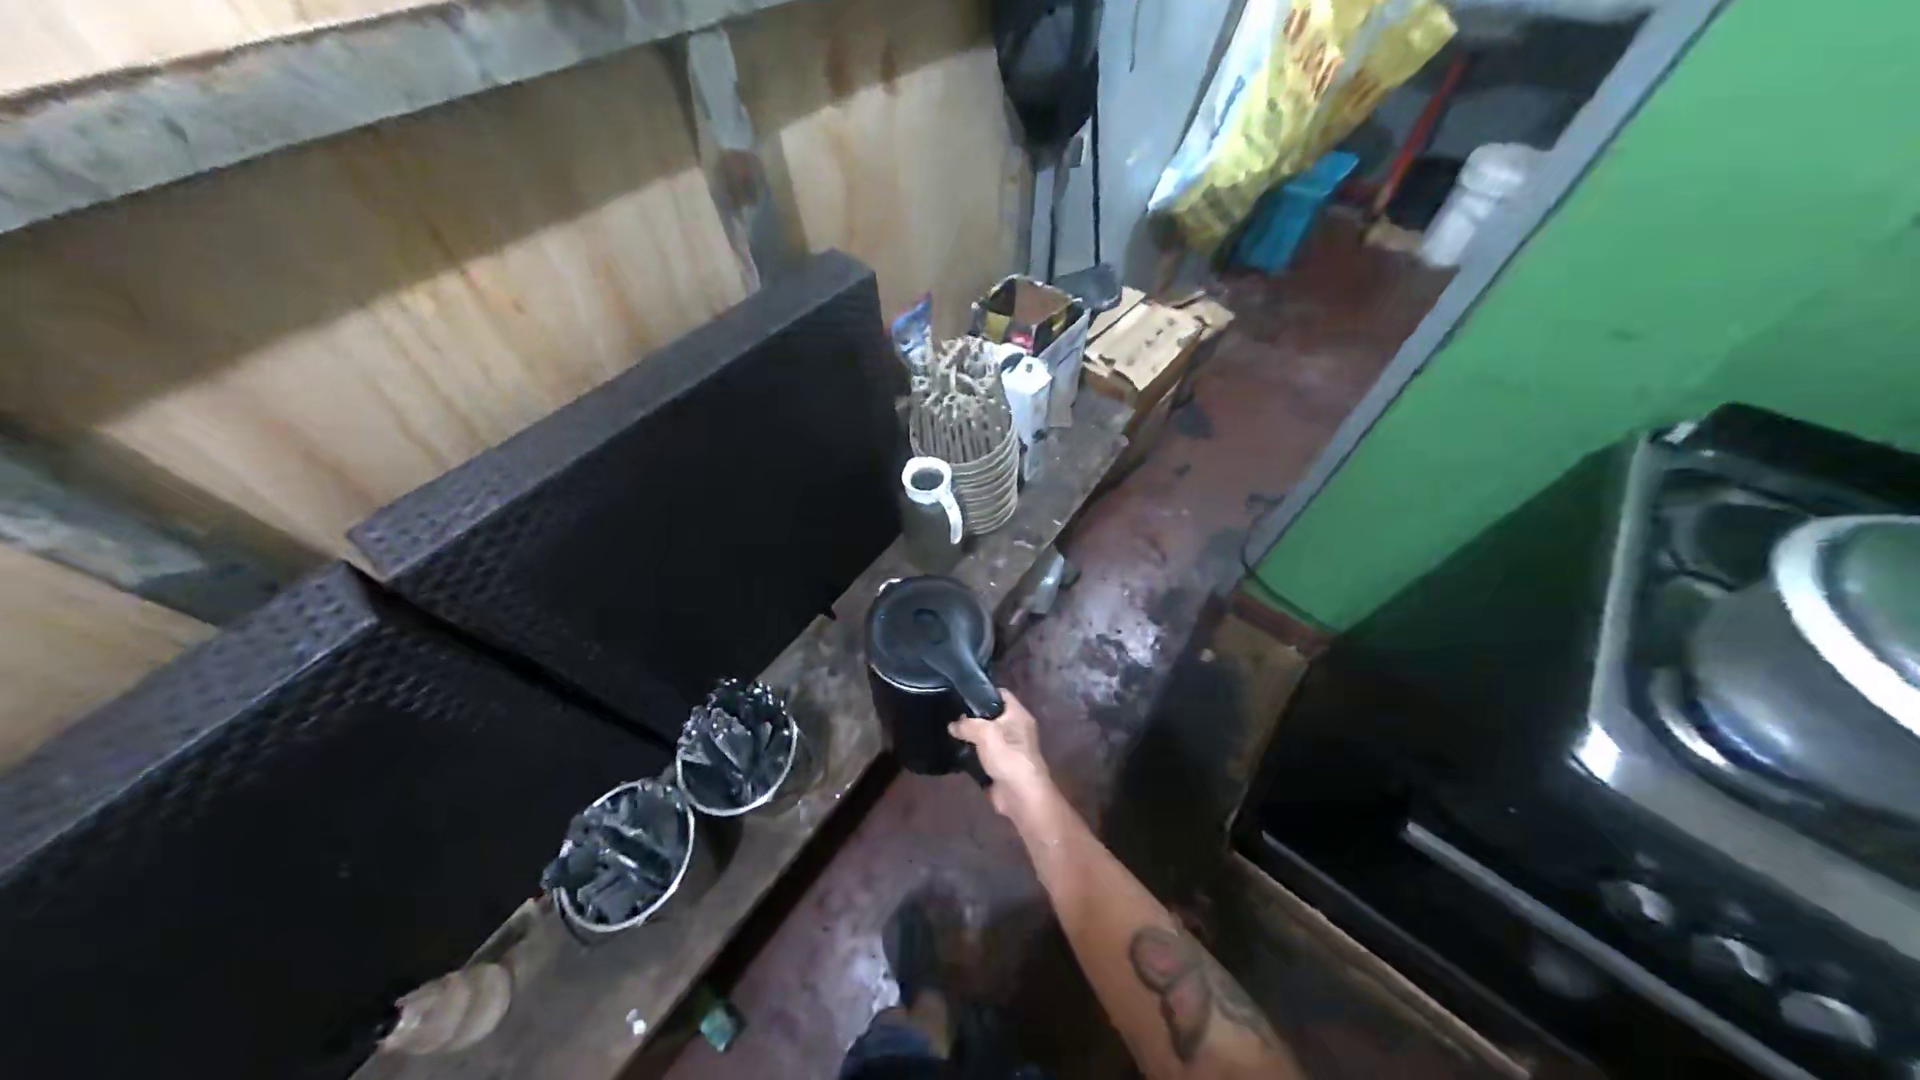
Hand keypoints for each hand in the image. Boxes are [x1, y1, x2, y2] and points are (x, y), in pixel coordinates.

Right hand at [949, 690, 1055, 818]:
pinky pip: (983, 754)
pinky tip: (955, 750)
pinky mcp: (1001, 766)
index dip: (983, 691)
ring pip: (986, 735)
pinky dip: (972, 754)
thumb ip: (966, 725)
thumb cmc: (1008, 755)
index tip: (963, 693)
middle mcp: (1016, 728)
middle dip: (973, 715)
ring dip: (971, 736)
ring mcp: (1009, 748)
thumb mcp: (984, 732)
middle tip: (951, 713)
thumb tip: (953, 725)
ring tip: (950, 730)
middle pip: (992, 715)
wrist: (1020, 794)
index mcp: (1018, 715)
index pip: (1001, 693)